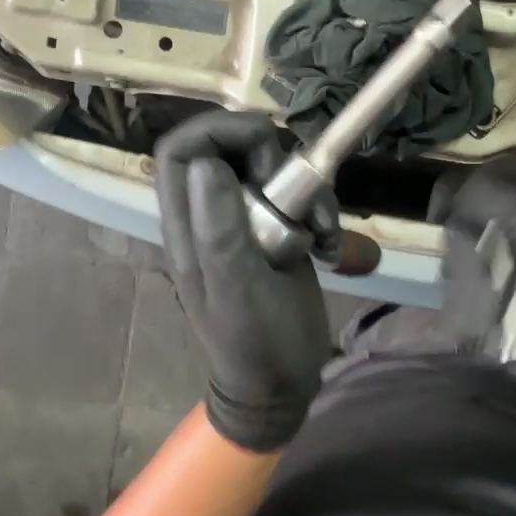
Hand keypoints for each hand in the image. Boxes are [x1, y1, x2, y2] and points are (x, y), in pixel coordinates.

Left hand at [155, 112, 333, 452]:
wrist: (282, 384)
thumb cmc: (254, 340)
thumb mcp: (235, 285)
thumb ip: (218, 227)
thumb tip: (208, 164)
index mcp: (188, 224)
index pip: (181, 150)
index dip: (216, 130)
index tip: (264, 141)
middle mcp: (214, 215)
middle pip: (233, 149)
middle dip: (273, 158)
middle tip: (297, 193)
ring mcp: (250, 224)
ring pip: (275, 172)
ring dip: (309, 193)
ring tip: (324, 233)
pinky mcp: (282, 235)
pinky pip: (301, 200)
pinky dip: (323, 215)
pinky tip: (333, 249)